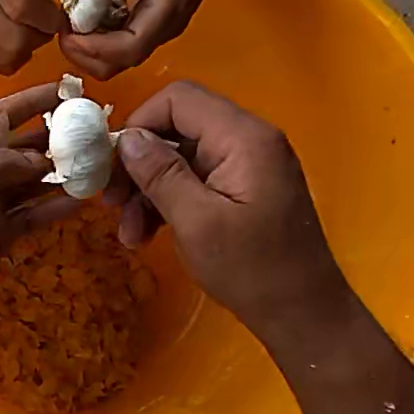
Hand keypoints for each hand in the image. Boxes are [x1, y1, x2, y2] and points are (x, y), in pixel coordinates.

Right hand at [0, 0, 110, 74]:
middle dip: (39, 37)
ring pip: (1, 56)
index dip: (51, 19)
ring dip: (23, 49)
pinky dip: (5, 54)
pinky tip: (8, 33)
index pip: (24, 4)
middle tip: (45, 22)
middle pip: (13, 39)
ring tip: (26, 26)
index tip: (64, 15)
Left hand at [0, 82, 80, 312]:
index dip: (32, 101)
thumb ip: (6, 162)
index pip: (1, 115)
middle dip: (53, 141)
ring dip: (58, 176)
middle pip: (20, 150)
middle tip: (91, 134)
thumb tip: (41, 159)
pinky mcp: (0, 234)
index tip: (67, 91)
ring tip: (93, 166)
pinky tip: (80, 201)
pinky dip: (54, 208)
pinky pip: (32, 215)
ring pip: (30, 184)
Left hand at [60, 0, 249, 79]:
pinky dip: (96, 35)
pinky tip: (84, 10)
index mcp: (168, 11)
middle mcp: (162, 29)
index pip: (129, 48)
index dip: (95, 48)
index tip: (68, 33)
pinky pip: (118, 43)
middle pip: (119, 64)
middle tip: (61, 30)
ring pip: (116, 58)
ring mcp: (155, 30)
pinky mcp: (147, 25)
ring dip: (88, 47)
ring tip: (69, 19)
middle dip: (86, 55)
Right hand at [108, 82, 351, 332]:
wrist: (302, 314)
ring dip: (149, 192)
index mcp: (243, 137)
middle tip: (111, 203)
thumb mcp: (197, 223)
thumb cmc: (252, 270)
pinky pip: (196, 183)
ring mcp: (246, 167)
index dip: (139, 123)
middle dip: (139, 165)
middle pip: (178, 130)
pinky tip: (147, 235)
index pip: (180, 99)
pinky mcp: (242, 192)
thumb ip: (161, 175)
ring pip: (181, 160)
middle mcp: (247, 141)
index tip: (112, 164)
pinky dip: (168, 204)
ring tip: (128, 234)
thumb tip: (127, 139)